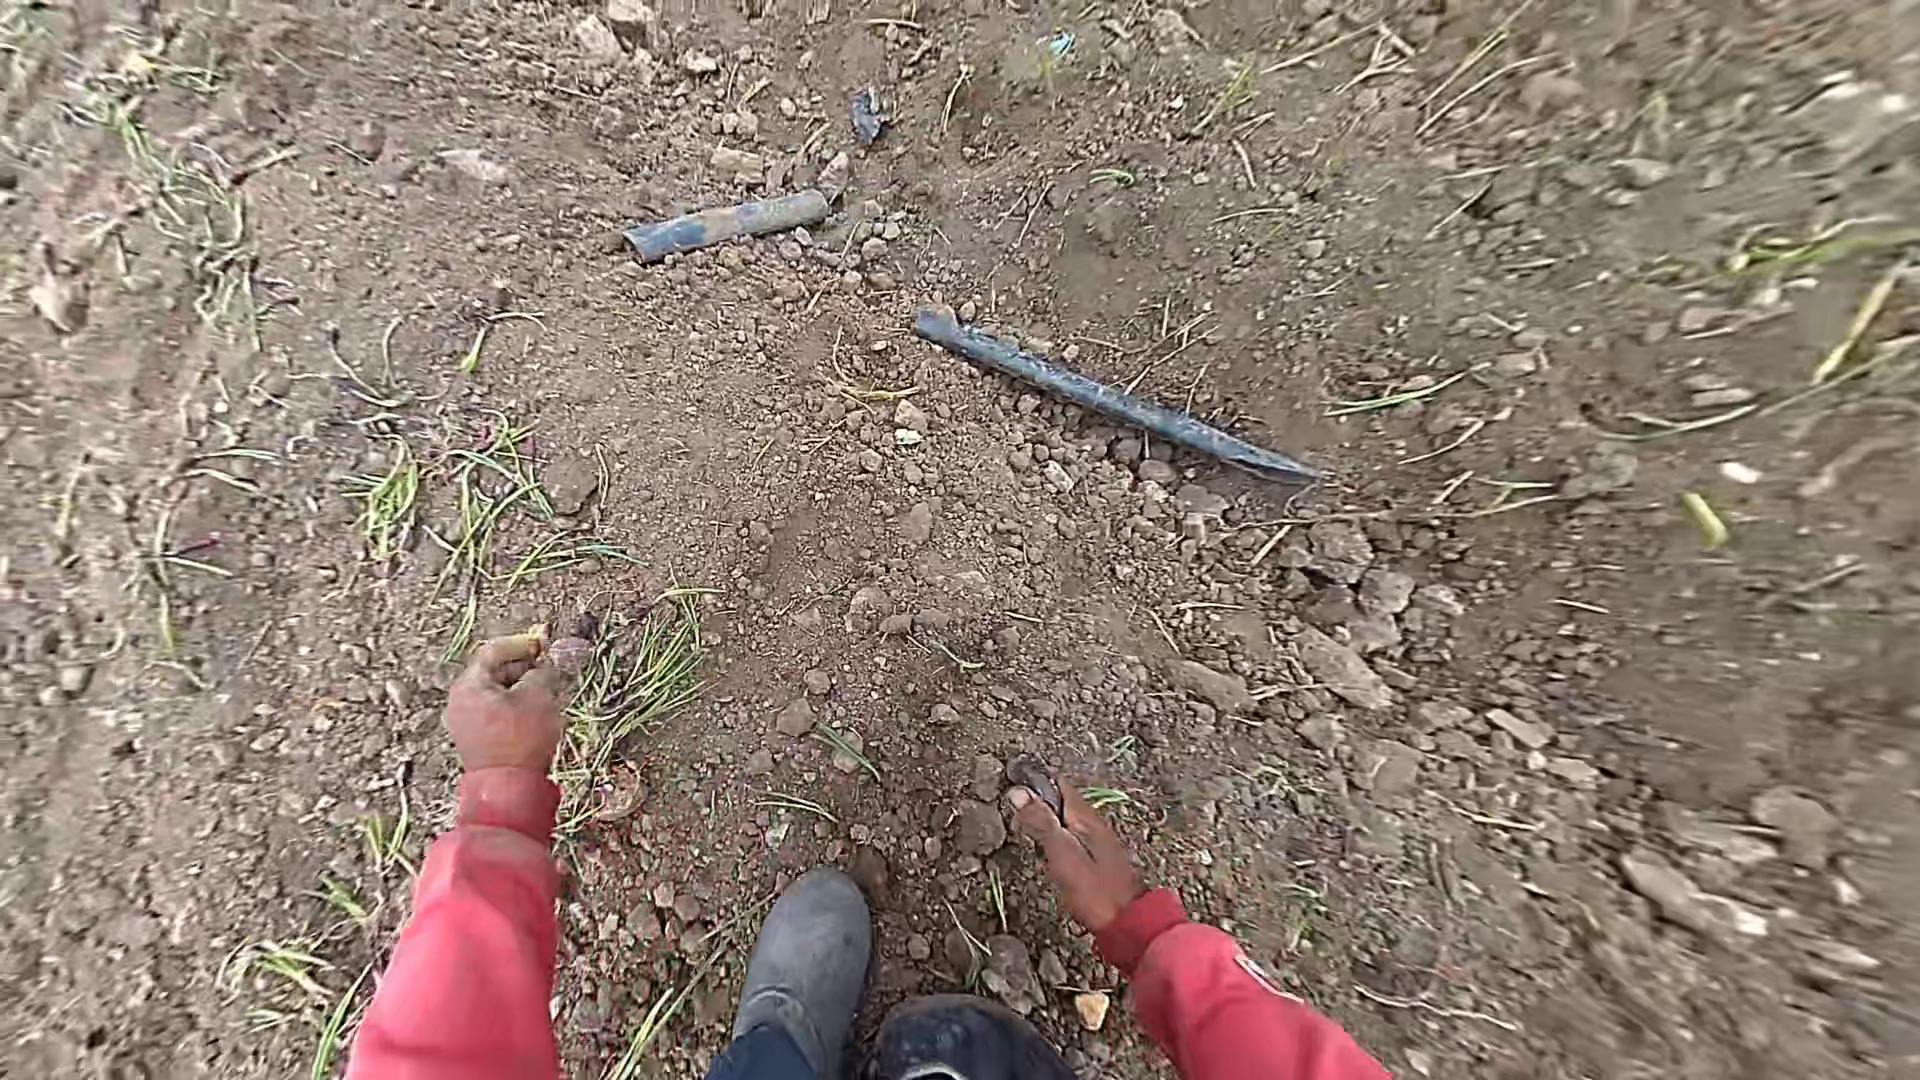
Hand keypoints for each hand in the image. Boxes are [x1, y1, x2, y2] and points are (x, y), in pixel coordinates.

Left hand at [445, 635, 568, 772]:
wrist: (508, 785)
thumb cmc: (521, 735)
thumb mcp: (538, 695)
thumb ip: (542, 672)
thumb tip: (544, 665)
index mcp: (469, 686)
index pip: (494, 651)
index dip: (523, 644)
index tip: (546, 645)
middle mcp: (460, 700)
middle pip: (494, 671)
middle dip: (524, 666)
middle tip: (551, 668)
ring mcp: (465, 720)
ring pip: (498, 690)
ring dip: (523, 685)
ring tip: (548, 689)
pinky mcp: (477, 736)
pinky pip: (498, 708)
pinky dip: (517, 702)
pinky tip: (537, 708)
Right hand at [1007, 779, 1142, 932]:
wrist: (1128, 927)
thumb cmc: (1094, 891)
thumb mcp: (1063, 854)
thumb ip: (1042, 823)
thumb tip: (1018, 792)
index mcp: (1084, 816)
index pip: (1057, 783)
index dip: (1034, 784)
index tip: (1014, 795)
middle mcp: (1092, 822)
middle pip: (1059, 802)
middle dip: (1038, 807)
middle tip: (1018, 822)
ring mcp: (1096, 840)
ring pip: (1064, 821)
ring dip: (1045, 826)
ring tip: (1030, 842)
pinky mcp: (1096, 858)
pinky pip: (1070, 839)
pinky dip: (1055, 842)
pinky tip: (1048, 859)